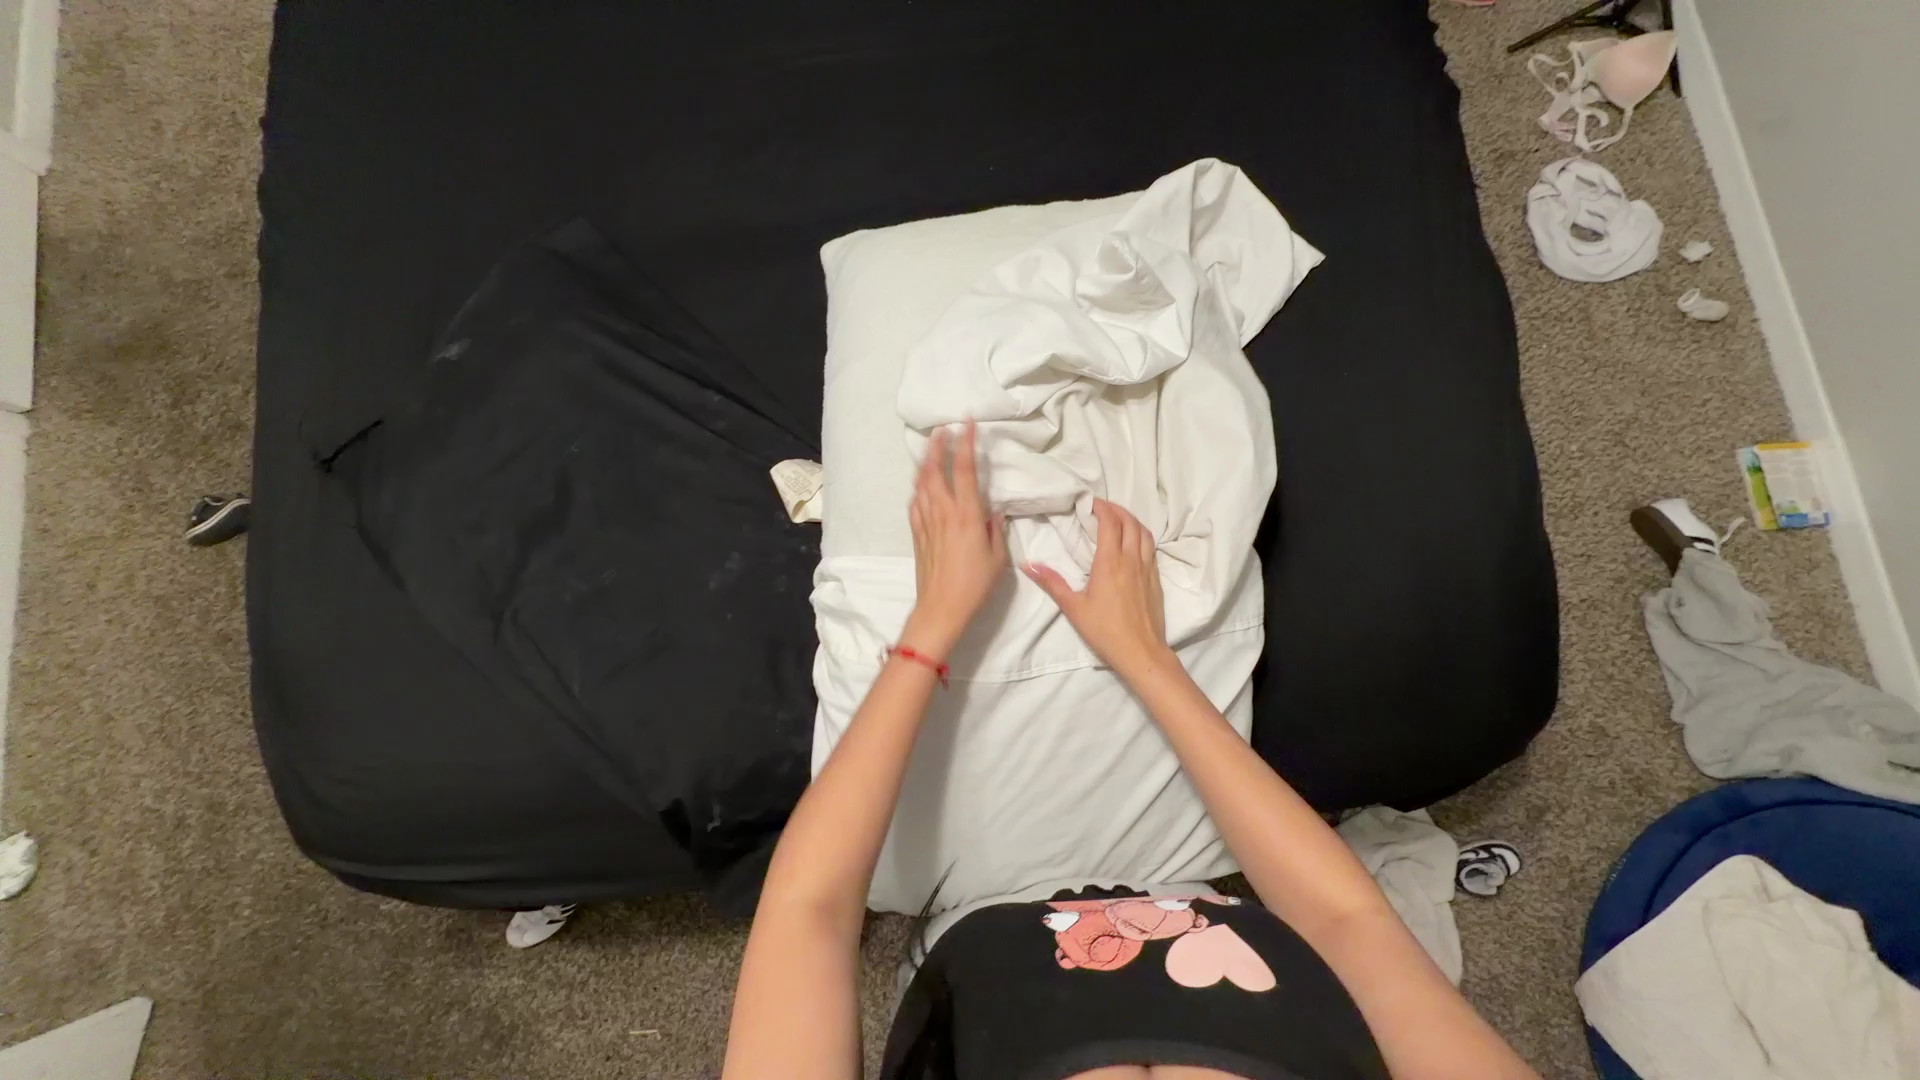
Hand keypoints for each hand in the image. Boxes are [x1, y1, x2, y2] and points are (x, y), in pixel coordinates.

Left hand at [904, 422, 1006, 655]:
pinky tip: (921, 484)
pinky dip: (918, 486)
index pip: (965, 469)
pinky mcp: (916, 533)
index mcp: (966, 514)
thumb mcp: (998, 558)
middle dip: (937, 445)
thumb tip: (994, 511)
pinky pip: (915, 501)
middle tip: (942, 429)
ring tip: (930, 448)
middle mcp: (943, 511)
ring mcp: (926, 521)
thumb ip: (996, 529)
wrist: (941, 607)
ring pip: (921, 482)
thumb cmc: (975, 584)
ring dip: (925, 462)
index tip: (966, 423)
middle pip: (935, 469)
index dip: (966, 443)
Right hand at [1023, 499, 1171, 680]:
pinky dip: (1142, 536)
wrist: (1141, 651)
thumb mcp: (1073, 607)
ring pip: (1144, 533)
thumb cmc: (1105, 630)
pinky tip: (1133, 543)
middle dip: (1117, 510)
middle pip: (1130, 523)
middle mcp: (1131, 560)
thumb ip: (1052, 583)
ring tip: (1119, 519)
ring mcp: (1147, 569)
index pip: (1110, 523)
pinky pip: (1151, 548)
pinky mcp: (1156, 579)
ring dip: (1132, 520)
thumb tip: (1028, 565)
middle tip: (1102, 507)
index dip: (1102, 508)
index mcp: (1110, 562)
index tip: (1090, 503)